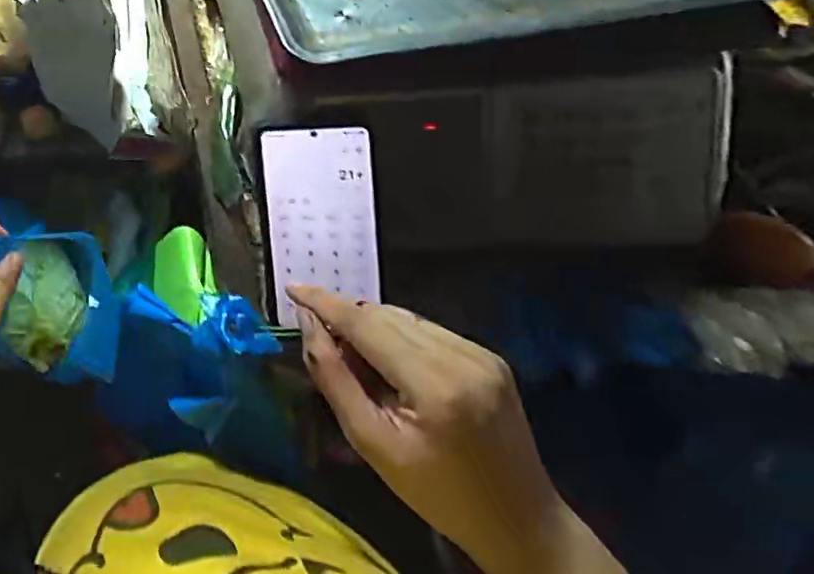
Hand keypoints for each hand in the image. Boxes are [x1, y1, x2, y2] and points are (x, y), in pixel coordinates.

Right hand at [290, 286, 621, 573]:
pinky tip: (392, 365)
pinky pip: (425, 329)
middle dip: (344, 318)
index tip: (291, 287)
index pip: (364, 323)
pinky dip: (397, 335)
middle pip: (381, 315)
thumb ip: (332, 375)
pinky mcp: (489, 358)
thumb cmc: (437, 492)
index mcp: (434, 384)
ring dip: (370, 326)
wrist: (522, 525)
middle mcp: (462, 358)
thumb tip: (307, 321)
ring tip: (358, 361)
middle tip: (320, 341)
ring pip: (402, 318)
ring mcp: (481, 355)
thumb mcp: (370, 440)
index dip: (323, 302)